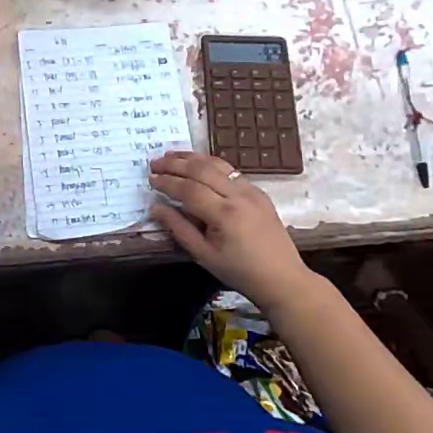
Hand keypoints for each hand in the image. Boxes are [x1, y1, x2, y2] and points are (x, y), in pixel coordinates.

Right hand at [148, 152, 325, 309]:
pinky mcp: (259, 192)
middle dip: (176, 164)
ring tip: (172, 155)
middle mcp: (239, 196)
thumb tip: (155, 208)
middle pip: (202, 170)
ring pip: (218, 165)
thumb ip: (178, 228)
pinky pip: (231, 171)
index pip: (189, 190)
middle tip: (155, 161)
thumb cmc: (239, 271)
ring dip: (193, 158)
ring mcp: (252, 191)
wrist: (282, 277)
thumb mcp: (203, 255)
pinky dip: (211, 164)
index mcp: (224, 215)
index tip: (150, 178)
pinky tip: (198, 164)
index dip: (167, 182)